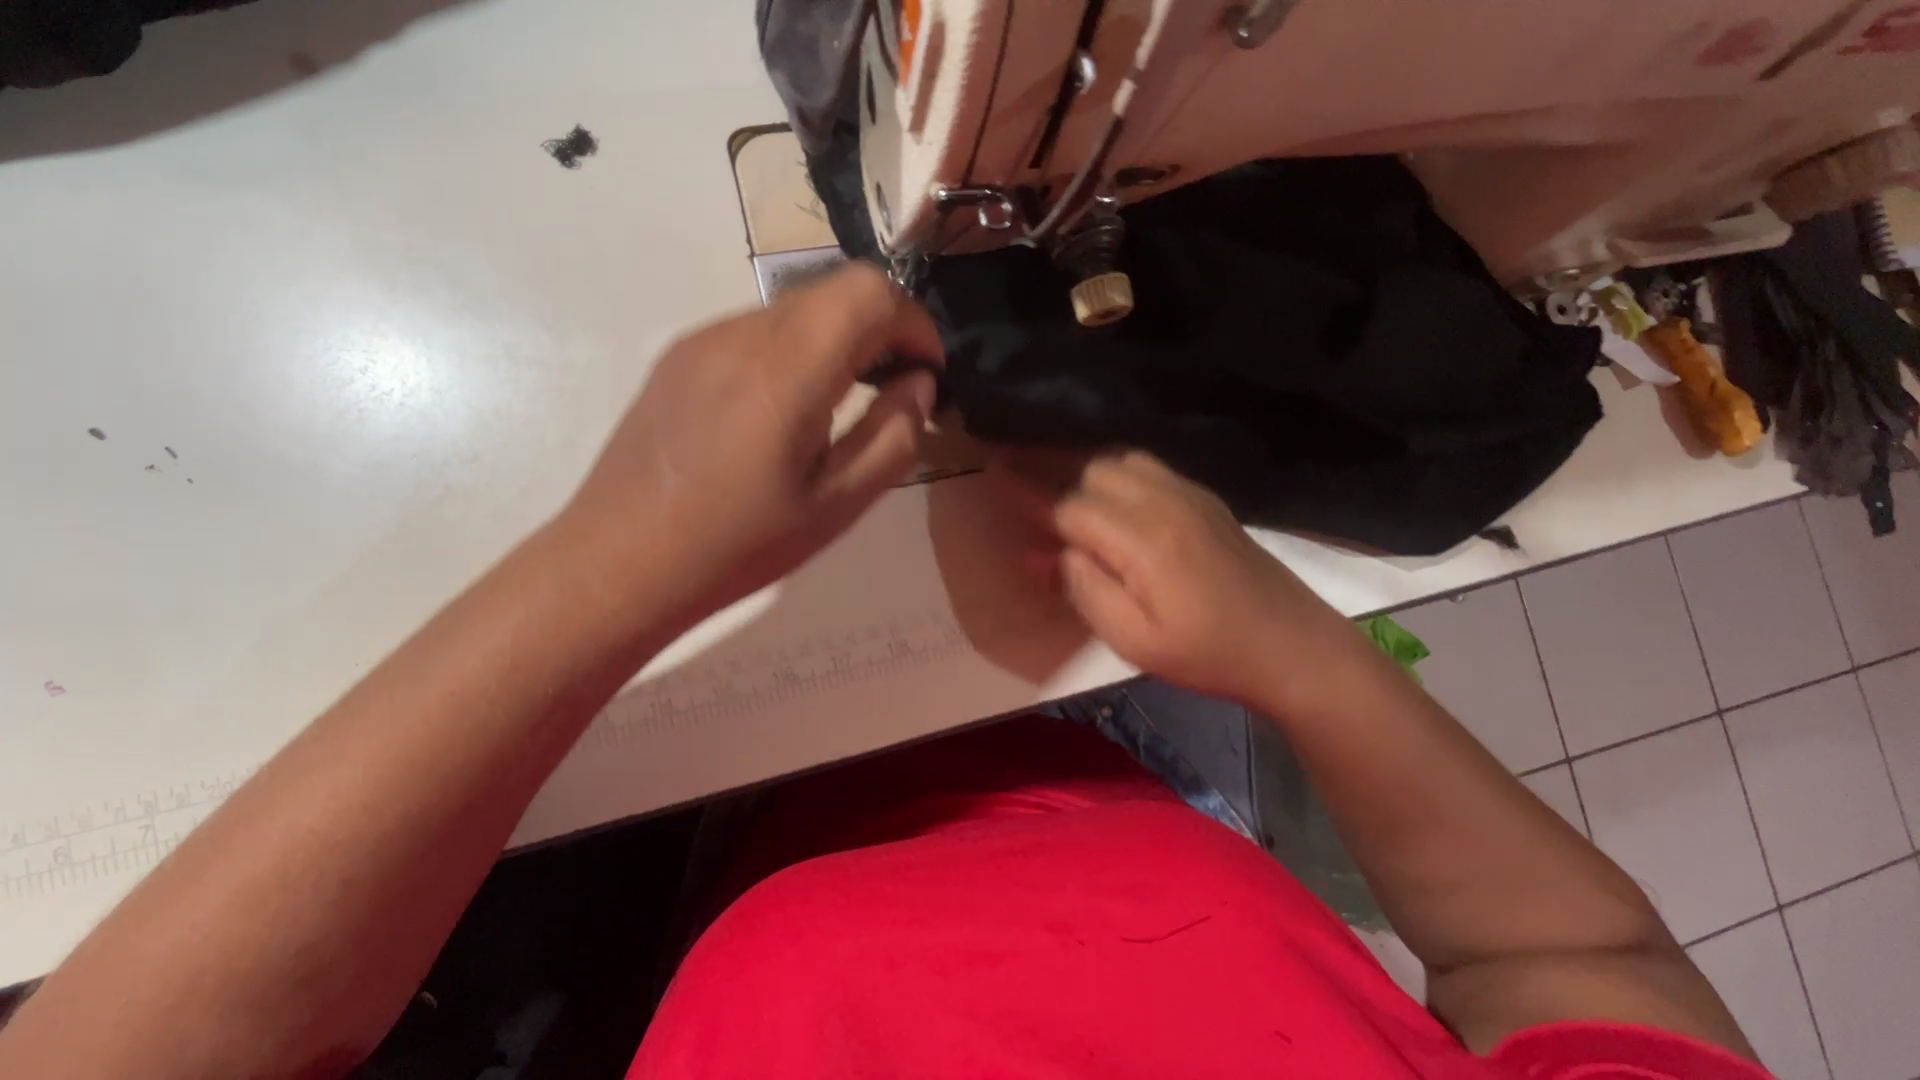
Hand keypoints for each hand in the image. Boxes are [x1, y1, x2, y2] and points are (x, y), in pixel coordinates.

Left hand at [559, 264, 941, 626]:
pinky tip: (779, 413)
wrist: (620, 562)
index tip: (924, 371)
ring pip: (794, 307)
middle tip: (890, 389)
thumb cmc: (739, 546)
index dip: (913, 321)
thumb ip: (894, 436)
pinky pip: (754, 330)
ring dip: (834, 339)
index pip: (869, 291)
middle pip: (834, 289)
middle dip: (879, 327)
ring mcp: (702, 339)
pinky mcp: (678, 355)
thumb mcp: (837, 506)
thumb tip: (919, 383)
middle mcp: (742, 334)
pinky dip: (791, 351)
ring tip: (835, 406)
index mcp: (787, 370)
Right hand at [1047, 451, 1359, 703]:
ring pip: (1125, 462)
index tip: (1065, 561)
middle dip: (1078, 504)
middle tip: (1085, 549)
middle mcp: (1166, 501)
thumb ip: (1088, 592)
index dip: (1055, 531)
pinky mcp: (1209, 500)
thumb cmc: (1209, 652)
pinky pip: (1155, 471)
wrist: (1291, 645)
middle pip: (1095, 470)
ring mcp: (1192, 494)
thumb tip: (1066, 554)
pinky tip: (1141, 528)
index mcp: (1144, 538)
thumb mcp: (1135, 642)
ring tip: (1108, 533)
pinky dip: (1133, 487)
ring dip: (1105, 490)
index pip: (1072, 507)